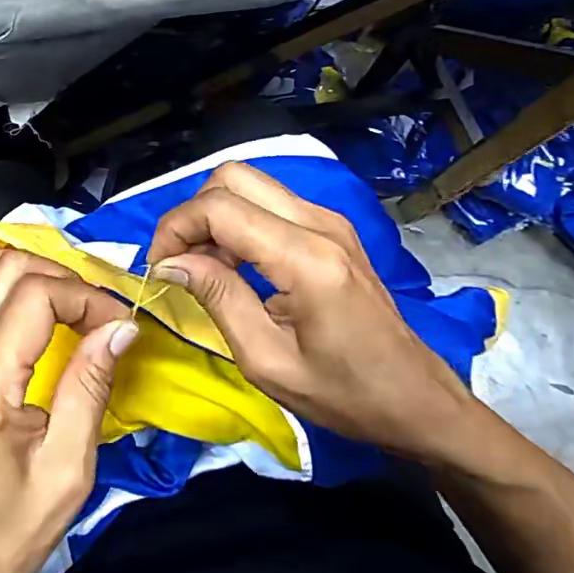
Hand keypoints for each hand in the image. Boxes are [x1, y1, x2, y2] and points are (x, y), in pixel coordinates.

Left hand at [0, 246, 139, 572]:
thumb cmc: (9, 531)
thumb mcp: (68, 468)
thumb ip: (91, 386)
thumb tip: (122, 325)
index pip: (37, 295)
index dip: (88, 297)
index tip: (119, 325)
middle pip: (9, 268)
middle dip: (66, 278)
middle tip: (98, 315)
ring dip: (34, 271)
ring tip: (70, 303)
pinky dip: (4, 279)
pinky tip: (31, 305)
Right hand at [147, 162, 481, 464]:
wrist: (414, 396)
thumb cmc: (344, 394)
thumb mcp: (269, 363)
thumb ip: (220, 301)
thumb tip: (172, 262)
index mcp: (307, 258)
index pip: (221, 207)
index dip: (176, 229)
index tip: (159, 269)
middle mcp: (321, 223)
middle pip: (234, 177)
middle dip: (193, 213)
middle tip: (180, 263)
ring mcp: (332, 221)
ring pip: (253, 184)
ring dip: (217, 216)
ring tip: (205, 269)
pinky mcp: (335, 229)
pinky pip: (274, 204)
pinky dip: (242, 222)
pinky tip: (237, 266)